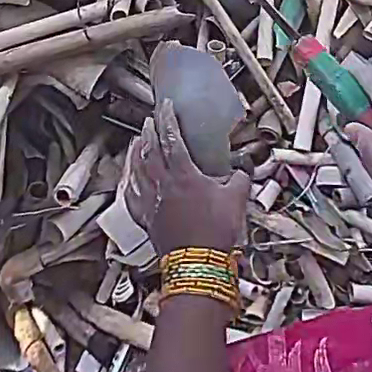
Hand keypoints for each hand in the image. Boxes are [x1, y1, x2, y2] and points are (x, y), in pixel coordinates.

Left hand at [123, 98, 249, 253]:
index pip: (171, 138)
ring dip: (137, 153)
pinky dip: (130, 184)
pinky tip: (129, 180)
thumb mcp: (236, 198)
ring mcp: (152, 202)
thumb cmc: (216, 232)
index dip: (168, 120)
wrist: (198, 265)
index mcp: (184, 174)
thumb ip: (239, 178)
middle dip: (150, 132)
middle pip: (151, 150)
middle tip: (150, 120)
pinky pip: (133, 197)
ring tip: (137, 141)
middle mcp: (164, 184)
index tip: (166, 106)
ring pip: (138, 170)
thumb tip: (242, 170)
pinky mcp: (147, 220)